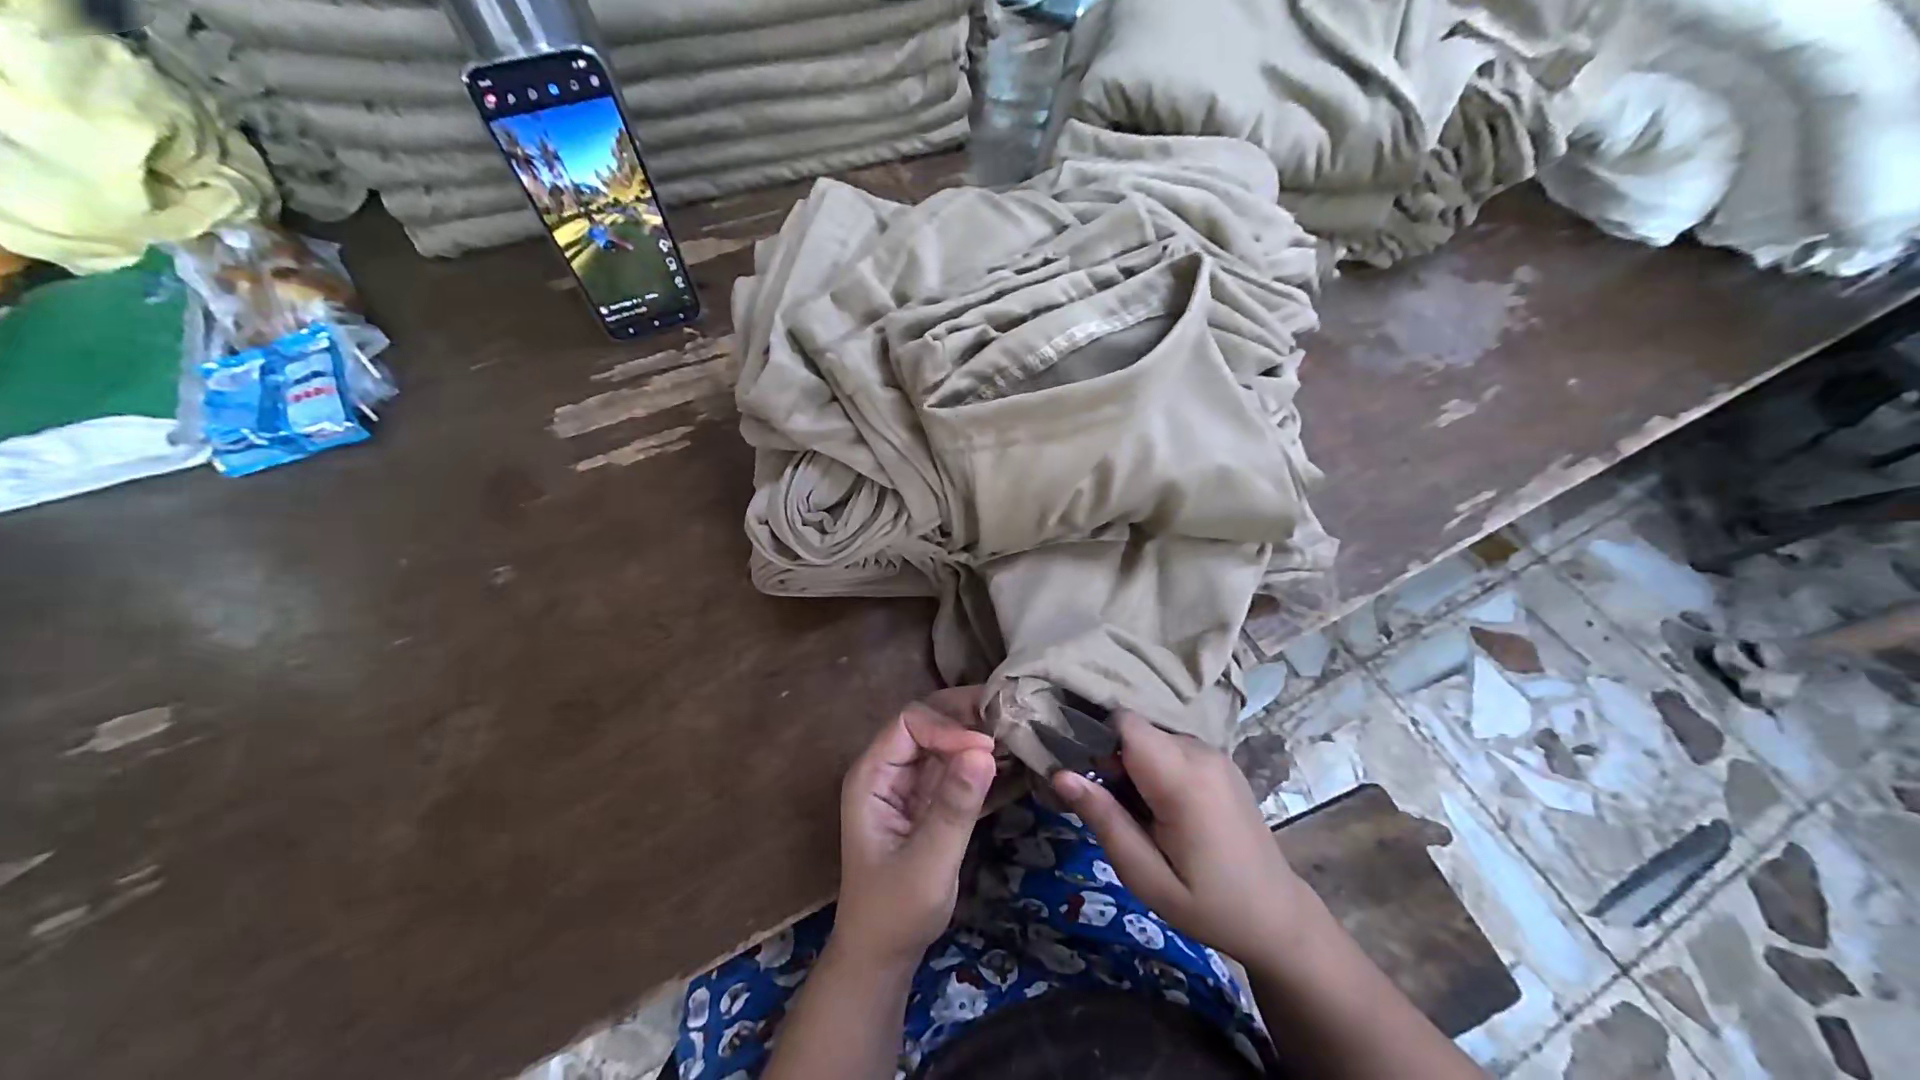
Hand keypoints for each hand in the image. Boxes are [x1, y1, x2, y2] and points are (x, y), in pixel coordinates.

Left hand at [834, 687, 997, 966]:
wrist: (884, 952)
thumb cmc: (895, 911)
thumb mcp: (928, 863)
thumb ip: (954, 807)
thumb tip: (984, 750)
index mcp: (872, 776)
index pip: (909, 724)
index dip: (948, 727)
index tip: (987, 747)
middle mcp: (888, 770)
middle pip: (926, 721)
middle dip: (965, 716)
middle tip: (1010, 715)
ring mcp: (908, 783)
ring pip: (944, 739)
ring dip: (976, 732)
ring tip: (1016, 729)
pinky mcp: (929, 798)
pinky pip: (955, 764)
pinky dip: (980, 758)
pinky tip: (1009, 756)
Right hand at [1050, 711, 1313, 965]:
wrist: (1276, 915)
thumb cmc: (1207, 905)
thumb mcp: (1145, 876)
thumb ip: (1104, 820)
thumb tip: (1060, 775)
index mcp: (1183, 778)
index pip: (1123, 722)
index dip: (1095, 741)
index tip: (1084, 776)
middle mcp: (1200, 752)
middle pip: (1134, 730)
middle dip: (1111, 759)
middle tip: (1111, 808)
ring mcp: (1214, 754)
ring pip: (1150, 738)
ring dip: (1133, 765)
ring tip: (1138, 814)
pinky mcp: (1219, 761)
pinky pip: (1170, 747)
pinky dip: (1154, 767)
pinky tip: (1161, 809)